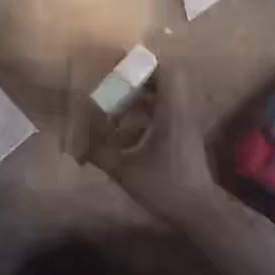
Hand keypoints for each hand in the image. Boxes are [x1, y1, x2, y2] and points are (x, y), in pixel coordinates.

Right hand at [89, 63, 221, 219]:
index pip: (167, 70)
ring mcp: (188, 122)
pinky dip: (150, 108)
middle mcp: (184, 110)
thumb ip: (98, 152)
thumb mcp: (124, 170)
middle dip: (141, 75)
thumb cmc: (164, 187)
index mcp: (173, 111)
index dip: (144, 62)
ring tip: (119, 101)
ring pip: (169, 93)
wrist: (199, 212)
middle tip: (116, 81)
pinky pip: (169, 108)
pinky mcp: (187, 134)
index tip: (118, 63)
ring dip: (146, 92)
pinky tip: (130, 124)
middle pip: (169, 77)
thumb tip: (74, 141)